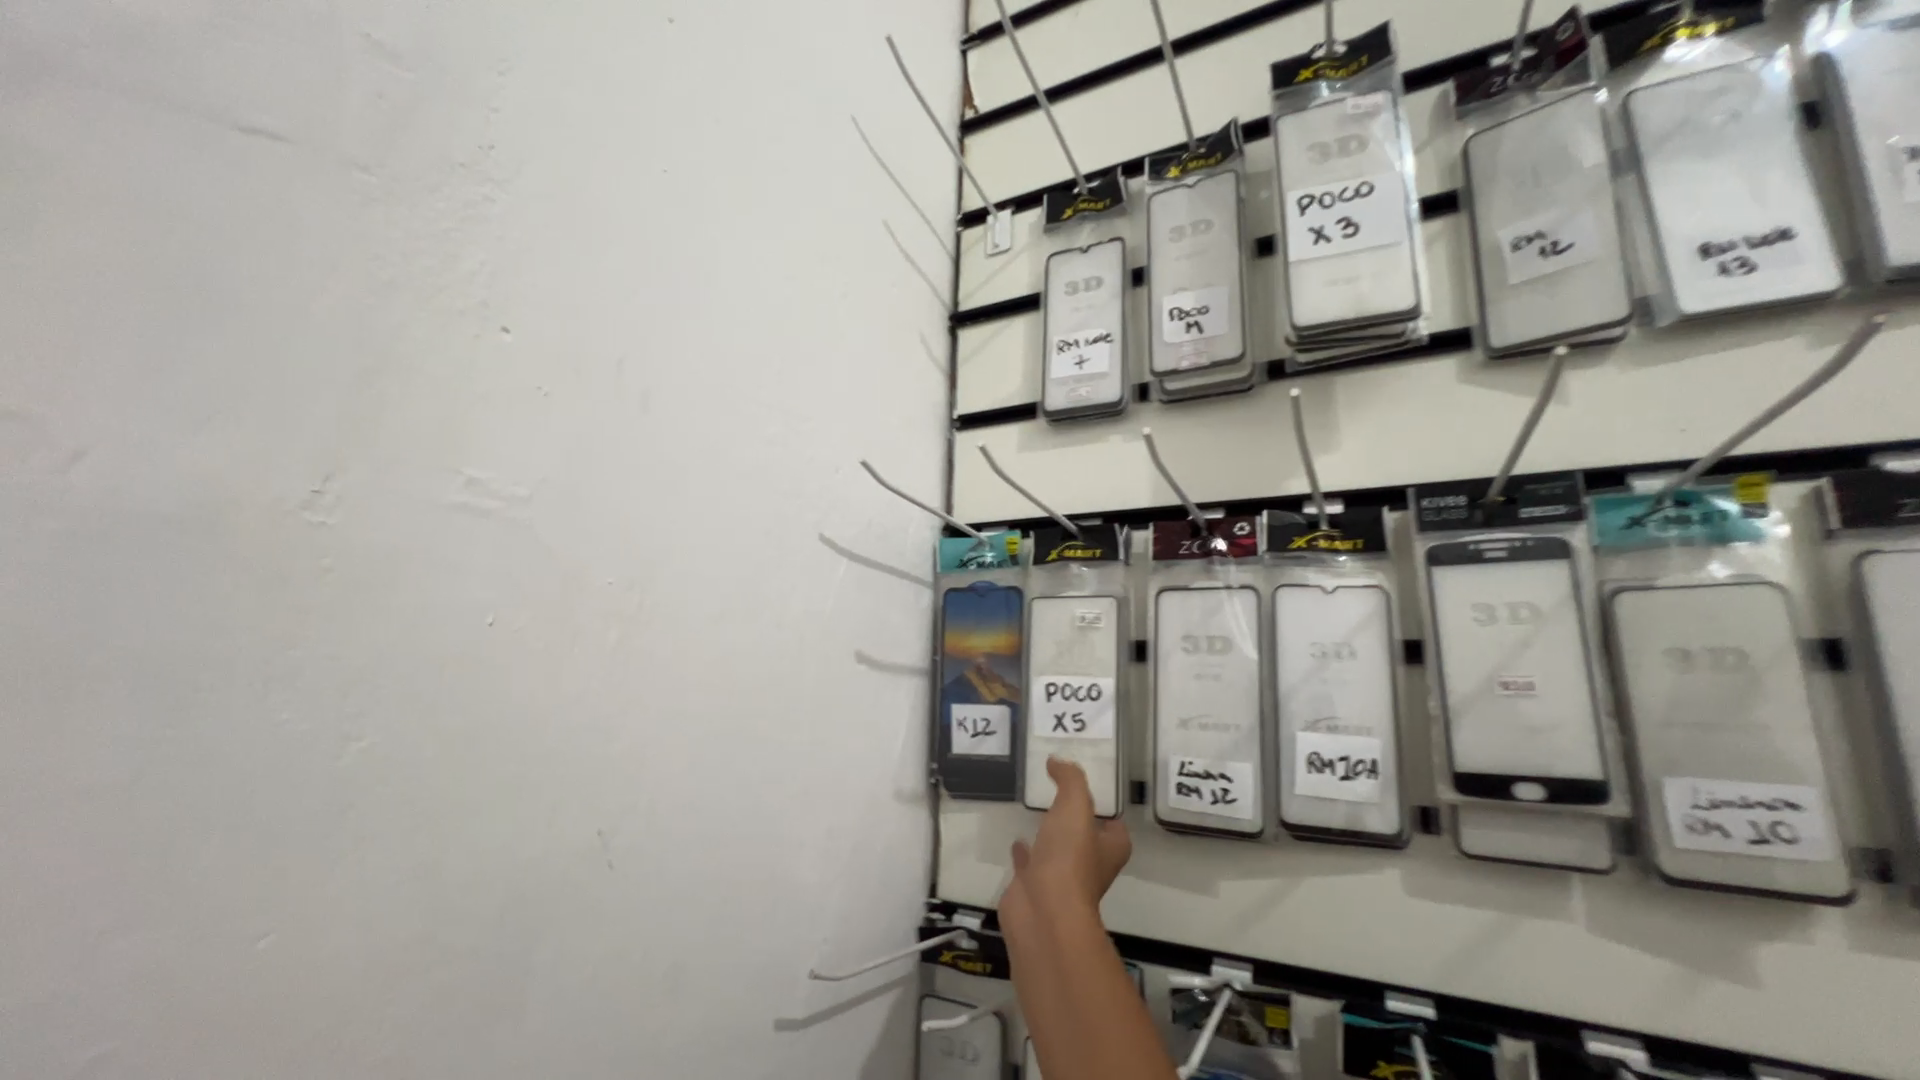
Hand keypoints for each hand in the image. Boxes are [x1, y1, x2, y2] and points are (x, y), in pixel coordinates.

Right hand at [1001, 757, 1131, 925]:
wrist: (1042, 910)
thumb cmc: (1069, 858)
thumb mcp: (1075, 806)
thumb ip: (1069, 779)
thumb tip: (1057, 761)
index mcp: (1110, 849)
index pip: (1115, 826)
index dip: (1106, 809)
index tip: (1088, 788)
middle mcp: (1091, 866)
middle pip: (1088, 839)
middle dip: (1077, 822)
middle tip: (1059, 795)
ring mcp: (1062, 880)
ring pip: (1059, 852)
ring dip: (1051, 836)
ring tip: (1038, 811)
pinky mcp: (1035, 888)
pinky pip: (1031, 864)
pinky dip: (1025, 852)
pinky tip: (1017, 839)